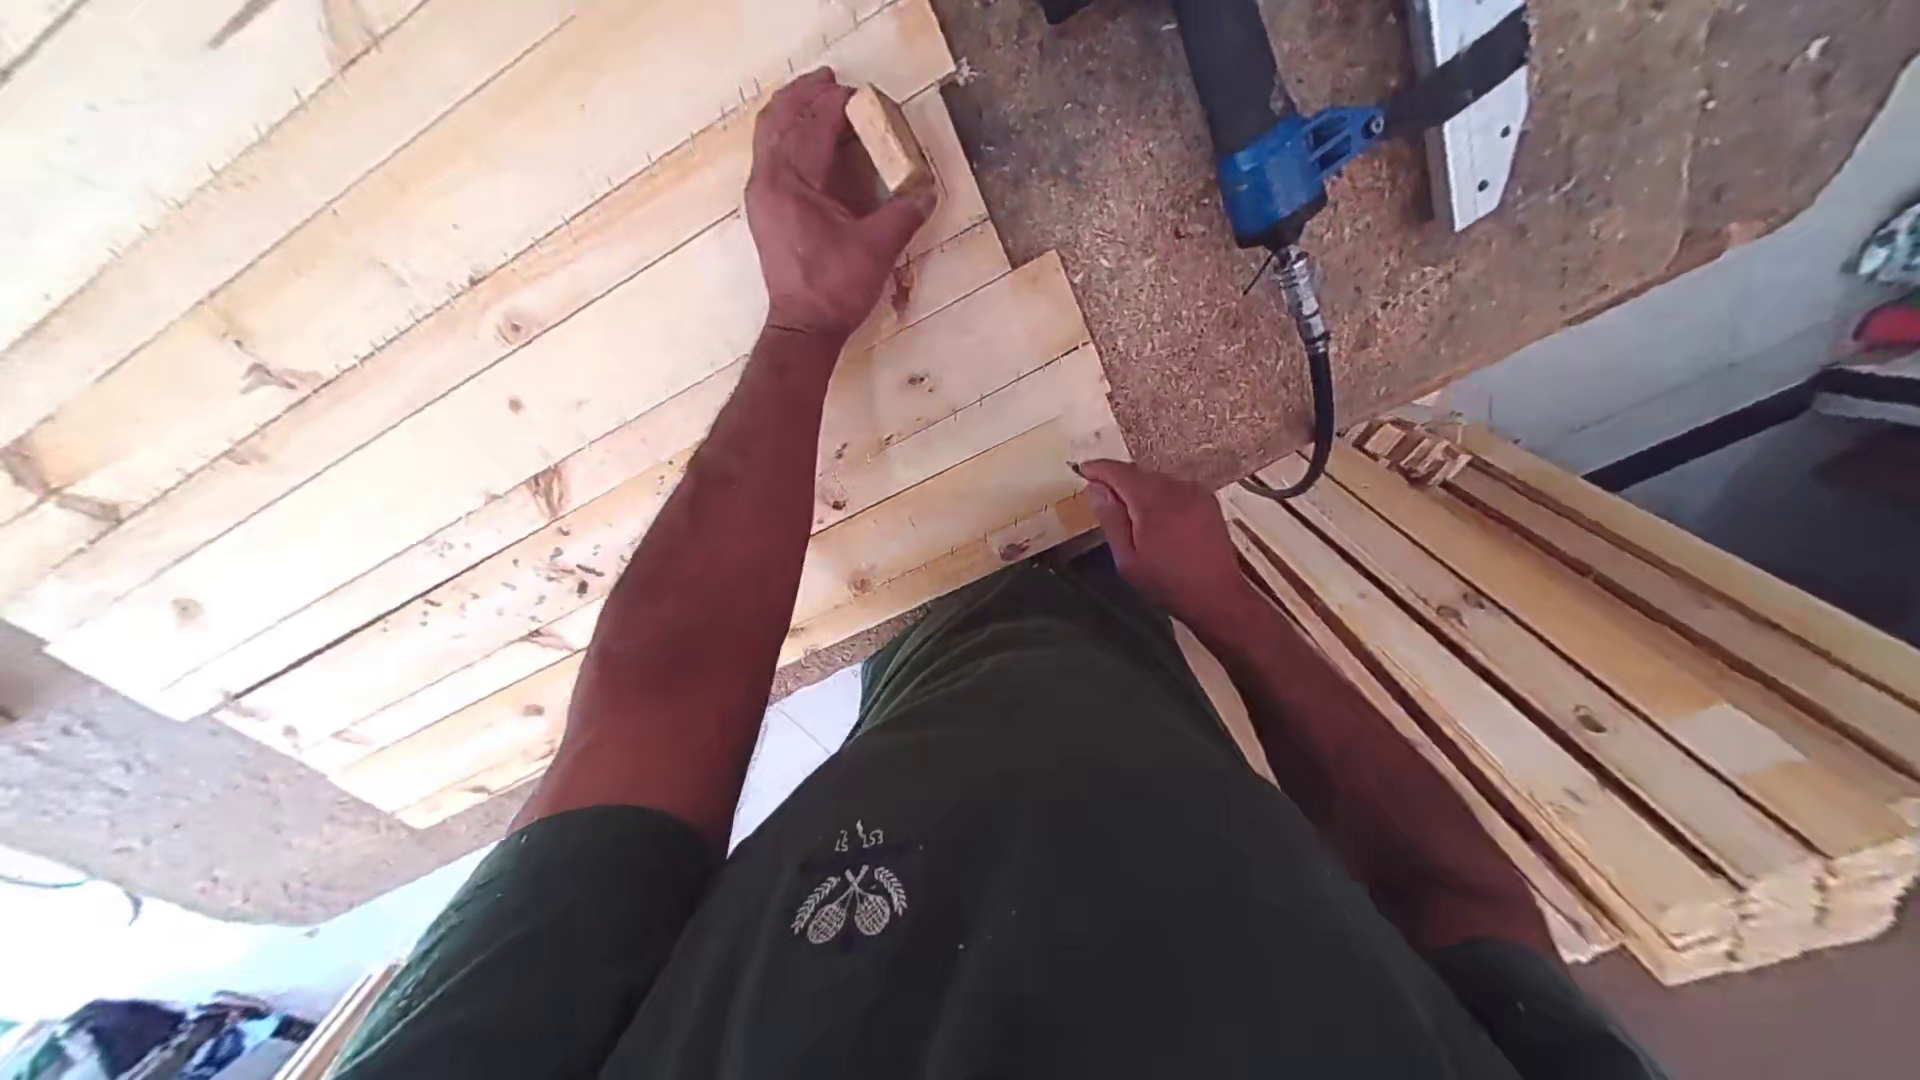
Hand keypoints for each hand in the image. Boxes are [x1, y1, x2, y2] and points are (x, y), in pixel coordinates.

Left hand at [747, 68, 934, 347]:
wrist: (804, 328)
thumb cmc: (836, 289)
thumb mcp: (877, 249)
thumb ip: (903, 215)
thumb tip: (926, 194)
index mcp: (792, 182)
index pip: (813, 125)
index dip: (838, 104)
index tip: (861, 95)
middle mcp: (767, 181)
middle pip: (779, 119)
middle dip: (805, 96)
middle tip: (832, 83)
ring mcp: (760, 198)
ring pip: (769, 138)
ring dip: (792, 115)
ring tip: (817, 103)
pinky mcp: (763, 214)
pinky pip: (769, 160)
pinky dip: (786, 141)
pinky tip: (806, 146)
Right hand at [1077, 460, 1260, 632]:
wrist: (1216, 595)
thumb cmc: (1166, 582)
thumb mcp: (1127, 558)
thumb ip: (1110, 519)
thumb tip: (1095, 488)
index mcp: (1155, 501)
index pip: (1120, 472)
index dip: (1098, 468)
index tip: (1082, 470)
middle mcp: (1178, 488)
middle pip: (1138, 473)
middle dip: (1117, 480)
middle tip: (1100, 496)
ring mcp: (1196, 492)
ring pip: (1156, 479)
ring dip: (1137, 488)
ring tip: (1126, 512)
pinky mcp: (1207, 500)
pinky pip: (1173, 488)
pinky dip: (1157, 494)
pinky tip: (1153, 517)